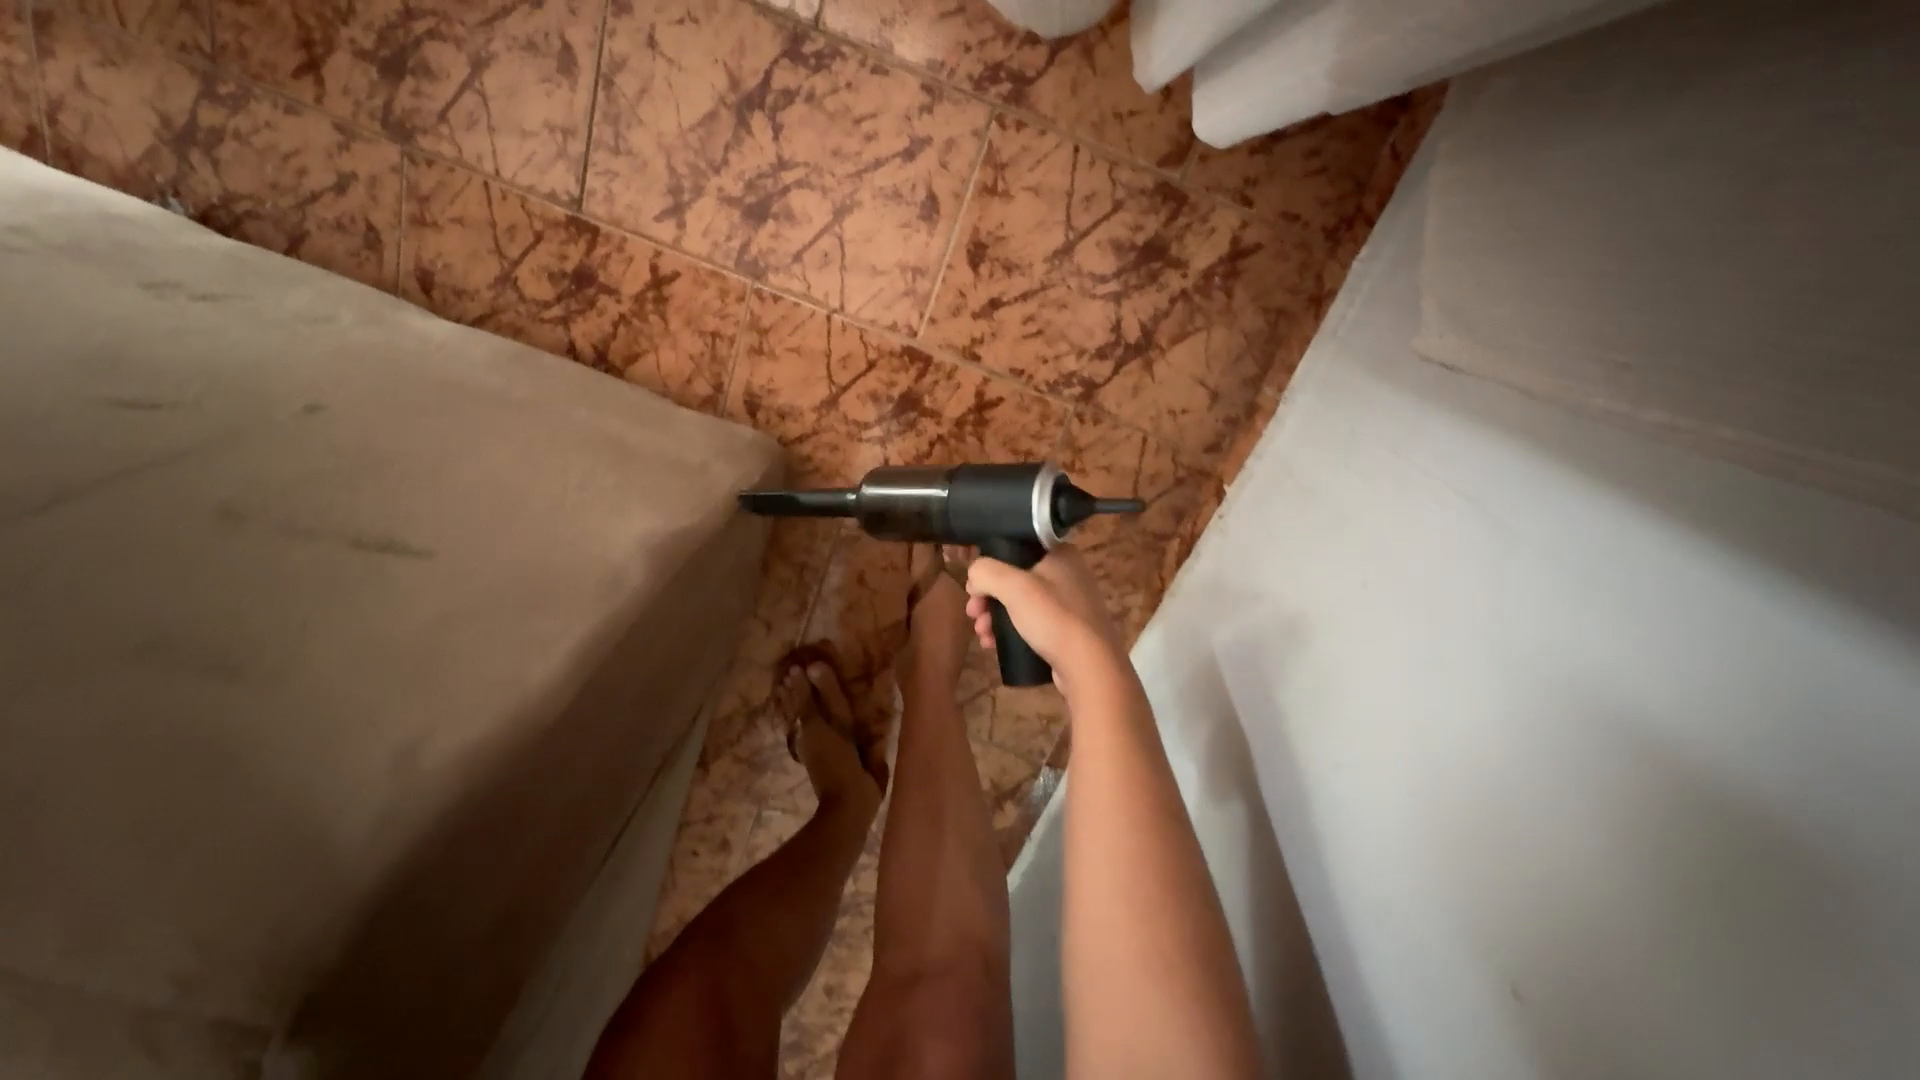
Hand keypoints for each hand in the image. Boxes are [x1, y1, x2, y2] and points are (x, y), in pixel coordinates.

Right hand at [965, 546, 1127, 694]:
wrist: (1089, 667)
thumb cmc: (1052, 618)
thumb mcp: (1013, 587)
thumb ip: (986, 572)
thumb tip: (974, 577)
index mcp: (1060, 554)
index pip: (1016, 548)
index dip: (990, 566)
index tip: (973, 588)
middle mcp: (1068, 574)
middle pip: (1015, 578)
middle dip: (988, 598)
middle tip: (973, 615)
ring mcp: (1070, 603)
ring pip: (1021, 603)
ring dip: (995, 616)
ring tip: (982, 635)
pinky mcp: (1068, 629)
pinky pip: (1032, 623)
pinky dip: (1012, 630)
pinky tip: (994, 644)